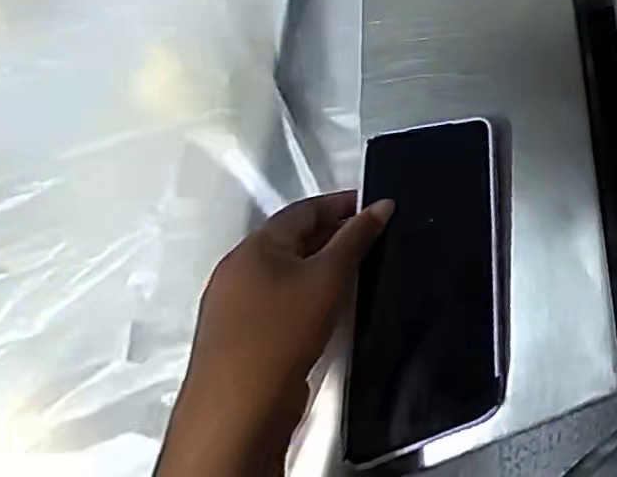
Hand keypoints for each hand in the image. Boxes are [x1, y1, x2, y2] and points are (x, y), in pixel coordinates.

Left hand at [159, 191, 391, 475]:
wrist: (238, 414)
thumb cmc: (282, 332)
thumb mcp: (331, 275)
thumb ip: (358, 235)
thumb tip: (382, 205)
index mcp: (251, 249)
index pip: (303, 210)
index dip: (343, 203)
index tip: (377, 207)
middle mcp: (236, 272)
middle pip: (293, 238)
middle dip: (336, 233)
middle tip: (374, 235)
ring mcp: (234, 306)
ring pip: (288, 269)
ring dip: (324, 263)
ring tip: (360, 266)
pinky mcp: (241, 335)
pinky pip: (281, 296)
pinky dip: (309, 289)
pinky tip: (334, 299)